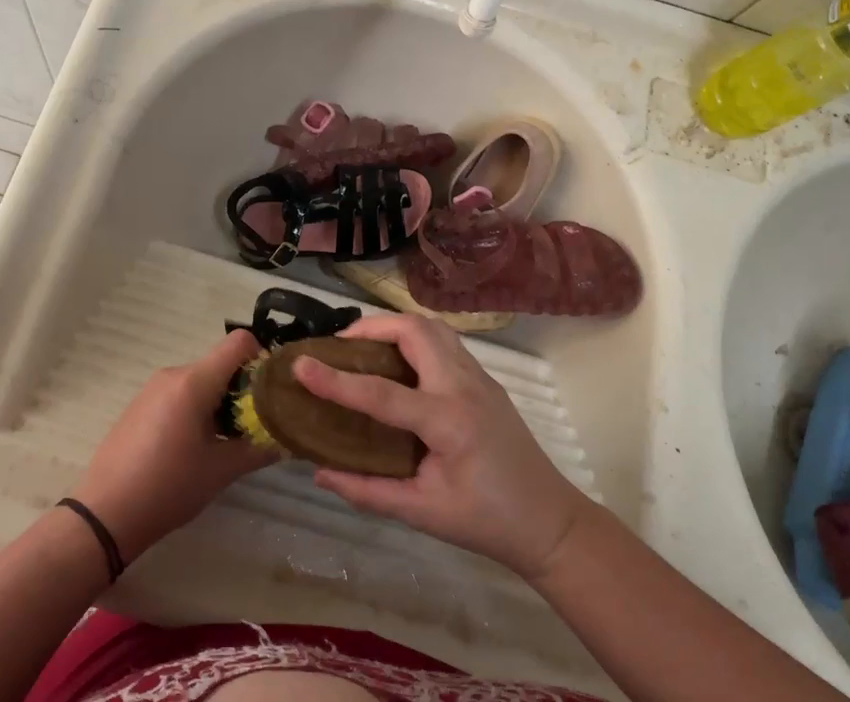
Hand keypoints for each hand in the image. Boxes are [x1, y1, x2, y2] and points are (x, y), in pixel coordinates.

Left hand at [71, 329, 276, 561]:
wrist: (105, 513)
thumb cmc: (168, 487)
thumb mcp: (222, 470)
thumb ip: (260, 448)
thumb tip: (288, 438)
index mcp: (193, 381)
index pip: (239, 342)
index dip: (262, 359)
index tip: (273, 393)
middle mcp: (173, 374)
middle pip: (221, 364)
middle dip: (244, 390)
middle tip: (258, 426)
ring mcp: (153, 389)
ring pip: (201, 381)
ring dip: (222, 403)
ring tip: (230, 442)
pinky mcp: (141, 405)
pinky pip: (180, 394)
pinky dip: (198, 410)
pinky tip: (198, 447)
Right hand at [293, 314, 597, 579]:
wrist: (550, 522)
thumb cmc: (485, 521)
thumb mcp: (421, 513)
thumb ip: (366, 490)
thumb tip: (318, 471)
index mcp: (448, 422)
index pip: (381, 392)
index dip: (335, 379)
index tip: (299, 363)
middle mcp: (465, 387)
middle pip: (414, 331)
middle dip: (371, 328)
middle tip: (338, 346)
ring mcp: (480, 379)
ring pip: (433, 328)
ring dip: (395, 327)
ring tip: (364, 348)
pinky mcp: (486, 381)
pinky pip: (446, 342)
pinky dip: (414, 339)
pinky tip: (397, 364)